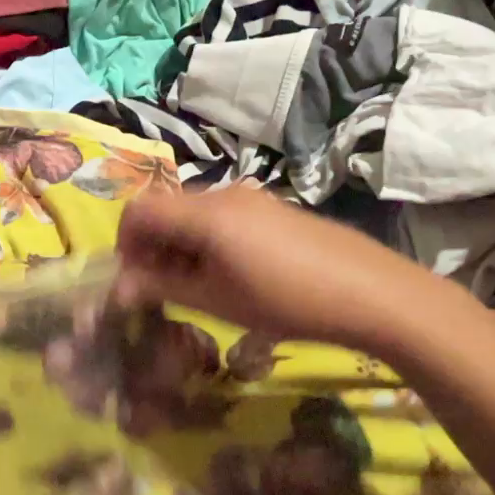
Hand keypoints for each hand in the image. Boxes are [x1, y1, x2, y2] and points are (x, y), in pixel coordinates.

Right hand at [114, 184, 471, 357]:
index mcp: (204, 212)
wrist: (375, 293)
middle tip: (161, 289)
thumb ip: (161, 287)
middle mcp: (222, 194)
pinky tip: (231, 276)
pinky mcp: (271, 209)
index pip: (138, 210)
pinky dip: (207, 242)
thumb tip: (120, 286)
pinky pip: (220, 217)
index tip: (133, 280)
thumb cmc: (287, 300)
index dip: (124, 243)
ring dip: (179, 246)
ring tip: (198, 287)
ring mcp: (251, 198)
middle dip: (152, 247)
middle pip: (164, 209)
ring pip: (192, 215)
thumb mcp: (216, 300)